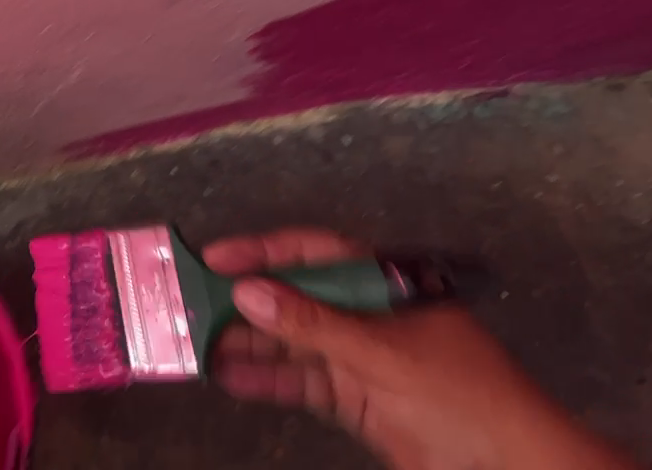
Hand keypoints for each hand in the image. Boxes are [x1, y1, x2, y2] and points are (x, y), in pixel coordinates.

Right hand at [203, 228, 634, 469]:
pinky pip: (300, 381)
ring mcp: (358, 357)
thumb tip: (244, 290)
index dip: (260, 251)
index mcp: (380, 283)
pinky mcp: (355, 399)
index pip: (310, 252)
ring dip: (245, 341)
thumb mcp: (384, 355)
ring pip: (290, 340)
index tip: (213, 258)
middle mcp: (364, 313)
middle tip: (189, 301)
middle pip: (293, 296)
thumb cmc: (461, 398)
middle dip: (244, 300)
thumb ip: (311, 323)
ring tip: (195, 341)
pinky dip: (265, 379)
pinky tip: (227, 376)